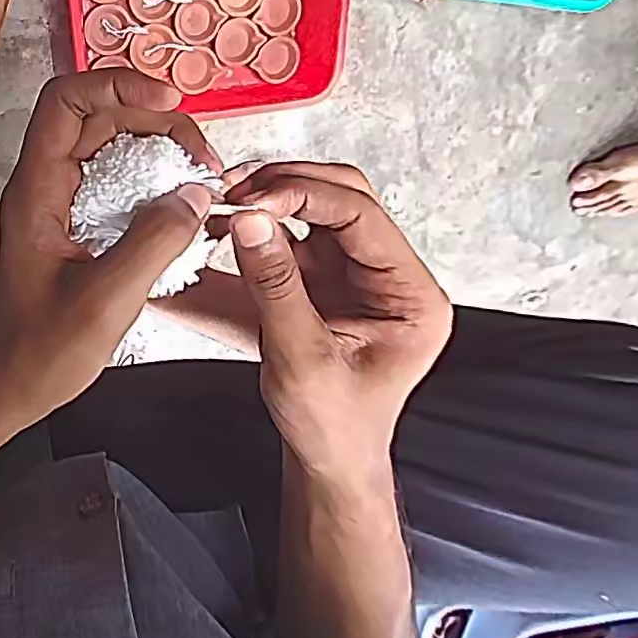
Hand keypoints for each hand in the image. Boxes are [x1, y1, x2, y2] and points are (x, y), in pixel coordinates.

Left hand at [0, 70, 220, 430]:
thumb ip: (151, 245)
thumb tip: (195, 195)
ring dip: (157, 144)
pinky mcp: (77, 218)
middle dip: (154, 119)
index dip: (115, 84)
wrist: (8, 383)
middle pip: (97, 115)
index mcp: (36, 190)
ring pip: (109, 142)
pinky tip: (181, 196)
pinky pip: (116, 175)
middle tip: (202, 155)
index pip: (65, 101)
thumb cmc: (39, 351)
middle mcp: (45, 183)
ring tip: (199, 172)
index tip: (169, 101)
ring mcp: (60, 199)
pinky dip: (152, 173)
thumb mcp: (102, 303)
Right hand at [224, 163, 452, 473]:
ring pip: (318, 201)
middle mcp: (387, 273)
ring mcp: (354, 270)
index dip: (304, 196)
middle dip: (287, 183)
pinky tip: (229, 221)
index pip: (361, 215)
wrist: (327, 454)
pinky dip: (260, 217)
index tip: (253, 201)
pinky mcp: (323, 274)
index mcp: (410, 294)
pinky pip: (293, 226)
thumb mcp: (300, 357)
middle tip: (236, 189)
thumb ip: (275, 285)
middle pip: (344, 195)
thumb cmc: (332, 422)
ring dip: (271, 192)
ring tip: (227, 199)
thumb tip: (250, 220)